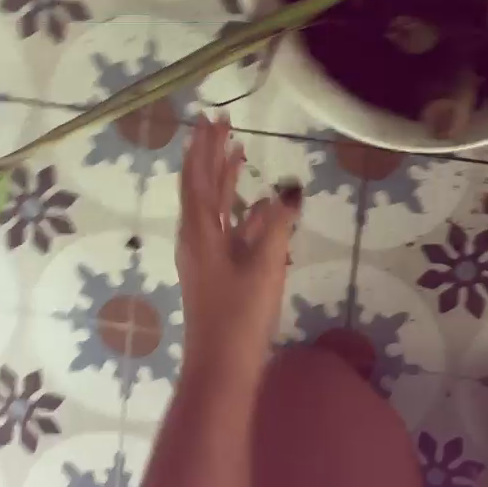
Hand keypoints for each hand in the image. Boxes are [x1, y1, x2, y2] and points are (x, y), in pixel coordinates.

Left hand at [176, 117, 297, 382]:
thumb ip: (278, 222)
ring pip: (212, 206)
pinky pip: (225, 227)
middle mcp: (196, 237)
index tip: (212, 117)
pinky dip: (239, 209)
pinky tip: (259, 205)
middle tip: (221, 124)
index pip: (200, 176)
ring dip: (223, 178)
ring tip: (237, 152)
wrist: (221, 368)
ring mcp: (204, 255)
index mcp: (200, 231)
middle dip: (210, 154)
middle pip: (201, 185)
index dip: (205, 146)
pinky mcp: (215, 270)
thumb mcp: (265, 264)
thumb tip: (291, 188)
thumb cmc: (240, 315)